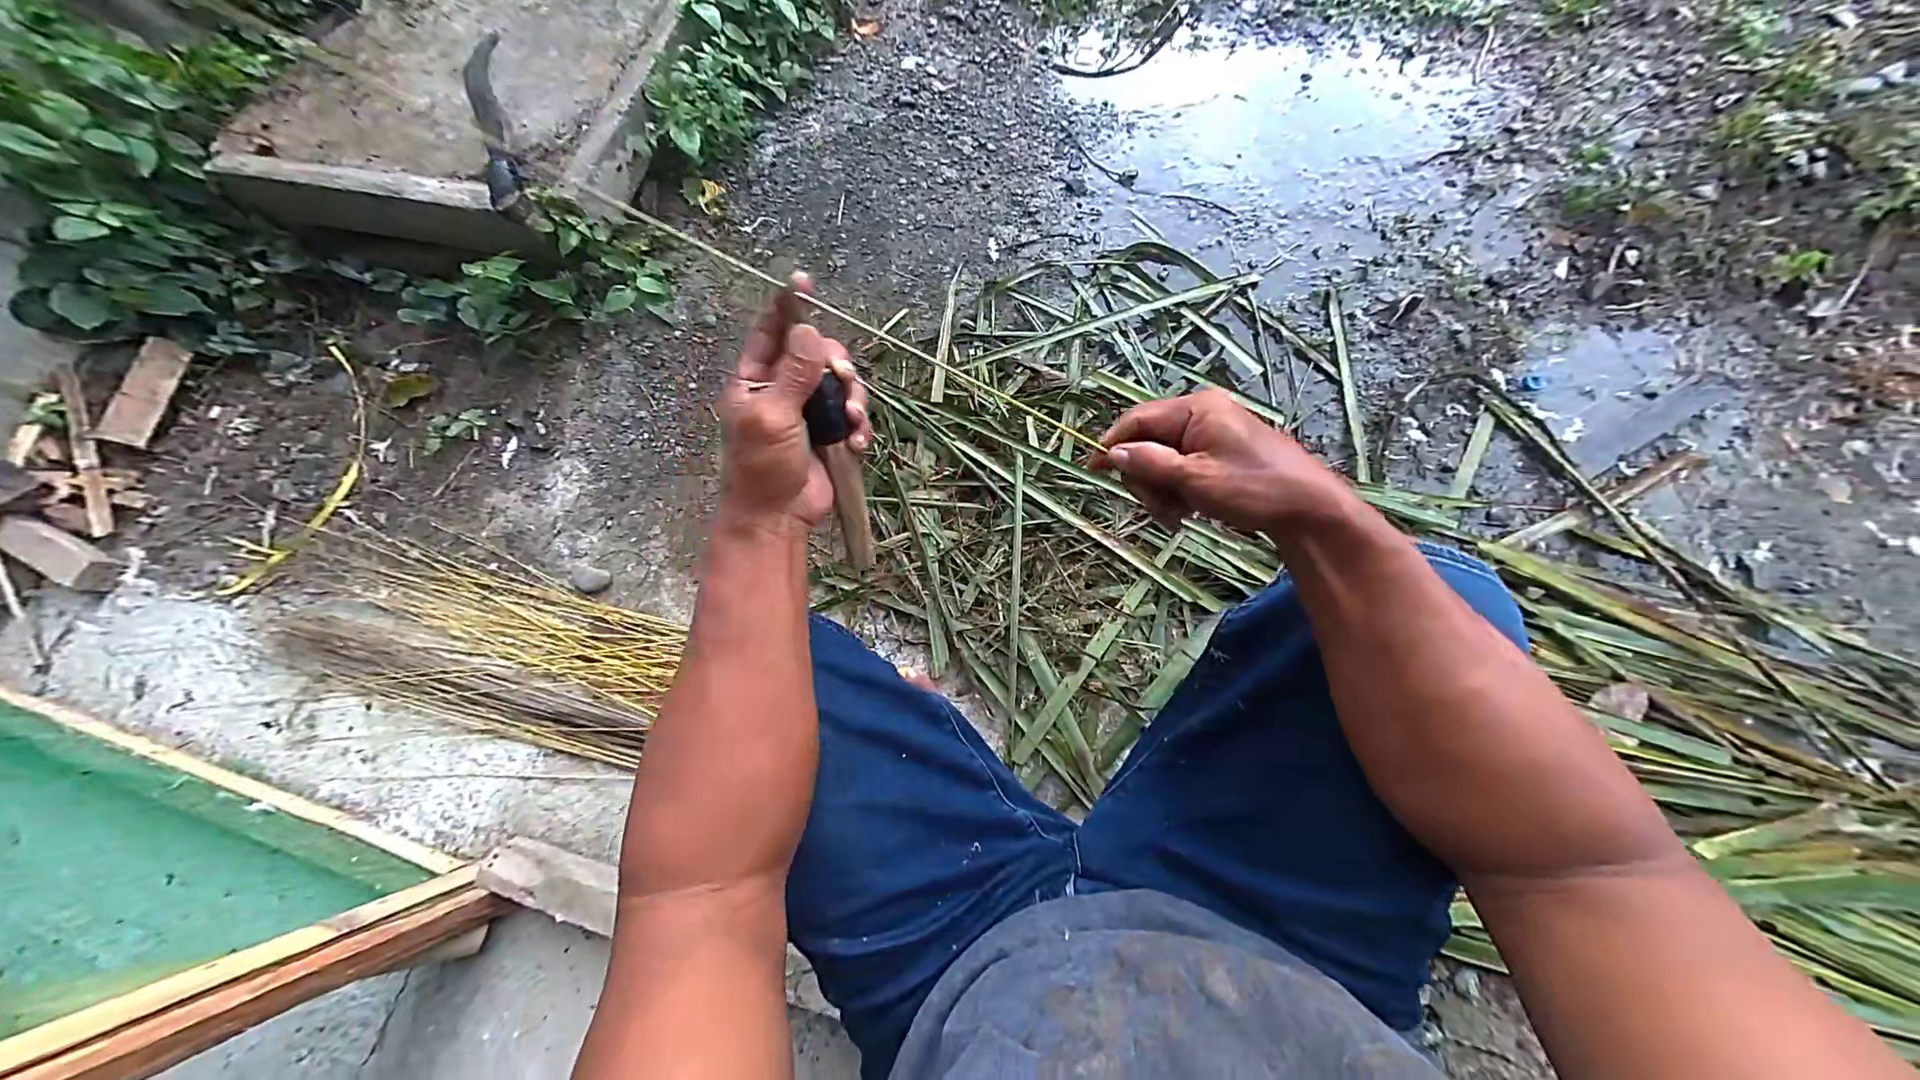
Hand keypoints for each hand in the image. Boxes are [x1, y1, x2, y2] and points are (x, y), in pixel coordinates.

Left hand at [717, 273, 870, 532]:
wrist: (778, 516)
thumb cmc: (761, 467)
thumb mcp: (772, 416)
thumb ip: (793, 373)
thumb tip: (809, 330)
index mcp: (754, 381)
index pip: (771, 333)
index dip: (787, 307)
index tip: (804, 282)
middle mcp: (783, 389)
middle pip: (817, 354)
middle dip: (836, 366)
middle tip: (841, 380)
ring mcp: (809, 412)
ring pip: (841, 384)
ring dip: (854, 400)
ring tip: (853, 423)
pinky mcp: (831, 434)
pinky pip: (854, 415)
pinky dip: (859, 426)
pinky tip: (856, 443)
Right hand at [1089, 388, 1357, 535]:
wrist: (1309, 509)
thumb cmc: (1254, 489)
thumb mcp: (1195, 479)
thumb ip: (1150, 463)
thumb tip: (1112, 453)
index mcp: (1196, 409)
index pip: (1138, 419)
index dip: (1112, 444)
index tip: (1093, 469)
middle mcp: (1202, 414)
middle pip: (1148, 443)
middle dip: (1146, 478)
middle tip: (1160, 508)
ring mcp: (1211, 434)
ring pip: (1162, 461)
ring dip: (1162, 491)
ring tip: (1179, 514)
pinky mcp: (1219, 454)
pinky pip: (1182, 469)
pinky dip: (1178, 491)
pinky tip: (1190, 511)